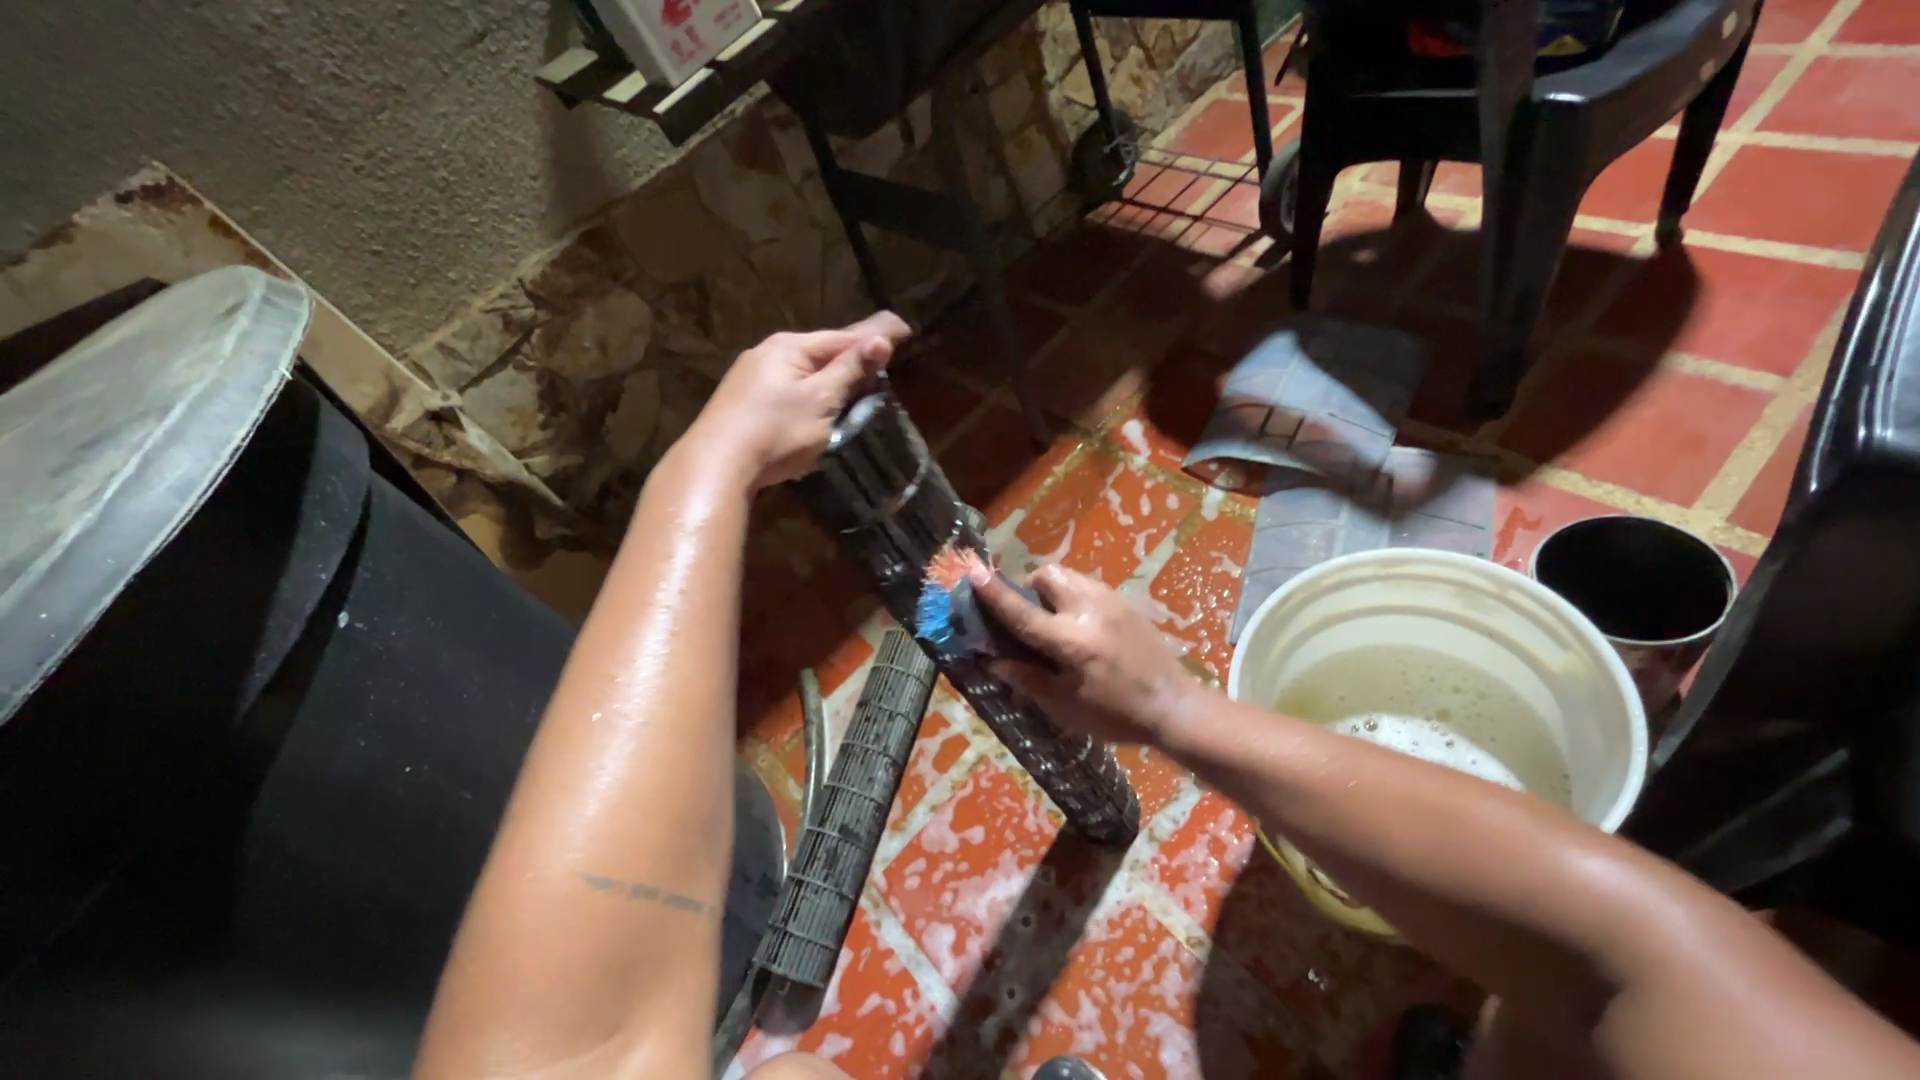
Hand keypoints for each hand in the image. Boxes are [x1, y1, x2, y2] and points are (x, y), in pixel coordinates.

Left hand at [685, 312, 912, 489]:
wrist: (717, 464)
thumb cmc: (776, 430)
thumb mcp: (822, 400)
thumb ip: (849, 370)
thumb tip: (880, 339)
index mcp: (790, 346)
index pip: (843, 336)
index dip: (875, 337)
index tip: (904, 331)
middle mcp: (767, 353)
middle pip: (821, 352)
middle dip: (851, 356)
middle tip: (881, 360)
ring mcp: (750, 378)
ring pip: (802, 372)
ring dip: (830, 377)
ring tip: (854, 385)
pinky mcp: (742, 403)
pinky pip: (787, 389)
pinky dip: (809, 393)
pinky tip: (814, 406)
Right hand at [970, 563, 1203, 745]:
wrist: (1173, 707)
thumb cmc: (1114, 715)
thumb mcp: (1065, 706)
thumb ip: (1027, 679)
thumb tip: (993, 661)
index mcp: (1071, 642)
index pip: (1023, 613)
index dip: (995, 594)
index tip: (974, 574)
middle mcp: (1090, 611)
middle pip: (1047, 576)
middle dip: (1027, 585)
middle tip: (1023, 611)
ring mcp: (1112, 602)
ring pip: (1069, 576)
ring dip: (1051, 588)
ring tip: (1050, 617)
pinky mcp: (1126, 603)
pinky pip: (1088, 586)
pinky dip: (1073, 595)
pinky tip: (1078, 623)